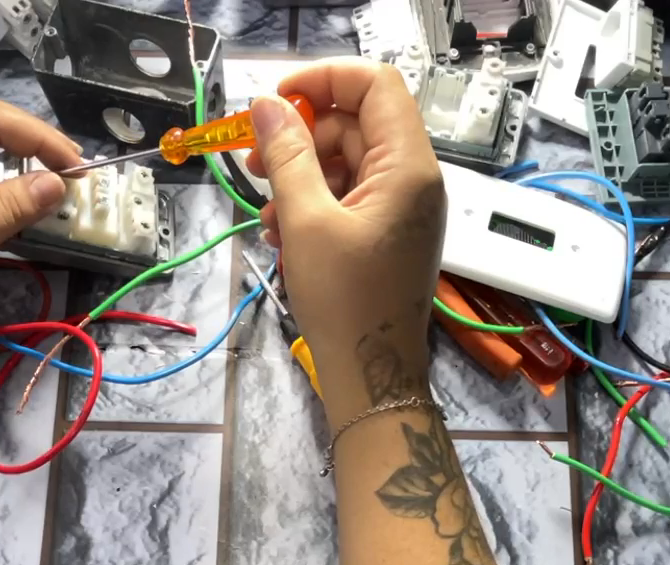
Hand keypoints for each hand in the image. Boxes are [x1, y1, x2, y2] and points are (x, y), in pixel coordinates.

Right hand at [248, 60, 444, 420]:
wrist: (371, 377)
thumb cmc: (344, 303)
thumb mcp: (306, 223)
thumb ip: (287, 156)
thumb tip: (267, 106)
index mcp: (408, 168)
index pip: (374, 85)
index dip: (323, 81)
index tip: (276, 102)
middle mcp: (414, 183)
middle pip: (355, 128)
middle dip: (302, 140)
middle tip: (255, 165)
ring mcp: (402, 214)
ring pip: (347, 169)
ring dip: (301, 182)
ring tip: (267, 217)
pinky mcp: (388, 240)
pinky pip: (350, 204)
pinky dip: (315, 211)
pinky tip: (283, 237)